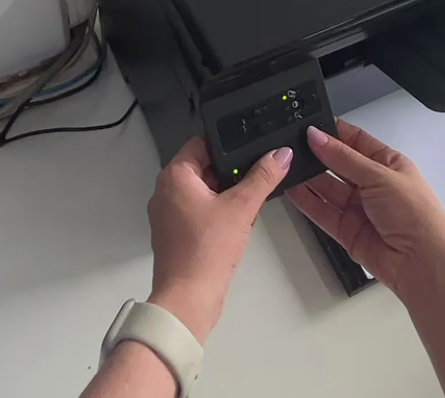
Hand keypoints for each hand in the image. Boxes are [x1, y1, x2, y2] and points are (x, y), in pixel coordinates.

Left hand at [145, 136, 290, 342]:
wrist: (188, 301)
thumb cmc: (203, 254)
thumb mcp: (241, 208)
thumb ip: (263, 177)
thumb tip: (279, 155)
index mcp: (174, 176)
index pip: (202, 143)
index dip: (227, 144)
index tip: (248, 148)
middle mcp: (165, 191)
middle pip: (203, 166)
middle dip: (229, 173)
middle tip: (251, 180)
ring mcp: (168, 213)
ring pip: (203, 190)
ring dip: (225, 194)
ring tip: (244, 206)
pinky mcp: (174, 233)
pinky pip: (198, 210)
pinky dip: (216, 212)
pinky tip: (234, 225)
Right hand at [288, 120, 444, 297]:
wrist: (422, 265)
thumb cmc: (417, 217)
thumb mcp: (379, 176)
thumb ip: (344, 158)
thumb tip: (318, 137)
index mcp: (388, 164)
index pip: (356, 141)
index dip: (334, 132)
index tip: (311, 125)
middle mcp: (373, 185)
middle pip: (338, 164)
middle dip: (318, 154)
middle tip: (294, 145)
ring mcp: (360, 209)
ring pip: (327, 187)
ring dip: (309, 177)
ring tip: (288, 164)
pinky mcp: (348, 231)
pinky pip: (323, 211)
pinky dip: (307, 201)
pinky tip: (293, 188)